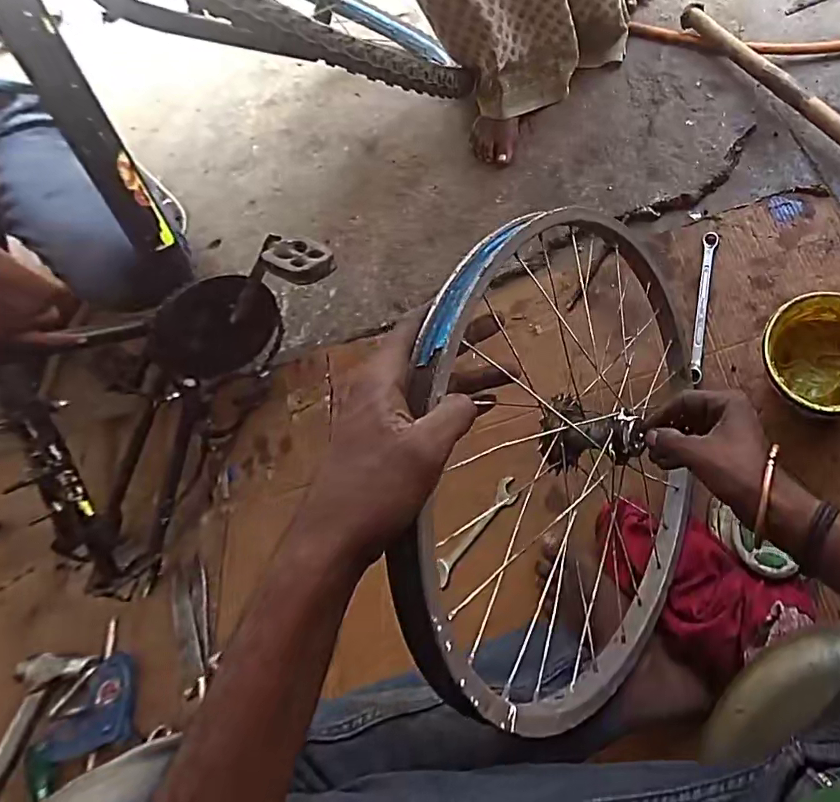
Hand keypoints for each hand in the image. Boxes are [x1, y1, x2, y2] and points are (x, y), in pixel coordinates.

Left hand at [305, 313, 481, 552]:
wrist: (330, 542)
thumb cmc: (375, 489)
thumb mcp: (425, 447)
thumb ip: (454, 412)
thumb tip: (469, 399)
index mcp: (380, 380)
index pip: (411, 328)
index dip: (441, 309)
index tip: (470, 296)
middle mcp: (377, 389)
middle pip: (427, 353)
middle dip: (465, 341)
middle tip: (499, 327)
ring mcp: (380, 414)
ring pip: (430, 383)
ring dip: (466, 379)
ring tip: (509, 375)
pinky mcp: (384, 438)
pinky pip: (424, 409)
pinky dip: (452, 405)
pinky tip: (482, 408)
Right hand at [644, 390, 773, 513]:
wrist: (765, 500)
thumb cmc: (735, 470)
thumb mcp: (698, 452)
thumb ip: (670, 440)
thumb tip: (650, 435)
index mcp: (726, 402)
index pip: (685, 399)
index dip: (662, 414)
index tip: (645, 429)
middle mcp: (729, 412)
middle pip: (689, 414)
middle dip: (668, 430)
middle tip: (649, 445)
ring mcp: (729, 431)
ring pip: (693, 431)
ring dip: (674, 443)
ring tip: (655, 458)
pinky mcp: (728, 450)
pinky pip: (700, 445)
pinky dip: (684, 452)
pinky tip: (668, 463)